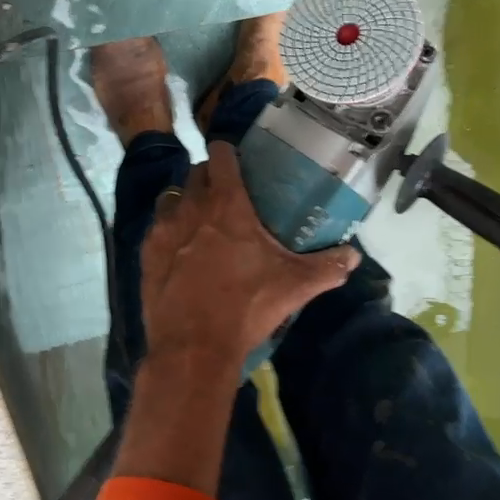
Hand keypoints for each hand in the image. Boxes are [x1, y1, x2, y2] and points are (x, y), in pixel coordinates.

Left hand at [139, 143, 359, 372]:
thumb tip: (353, 256)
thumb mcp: (295, 286)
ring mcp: (164, 230)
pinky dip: (168, 232)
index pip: (220, 155)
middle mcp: (191, 207)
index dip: (228, 153)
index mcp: (227, 203)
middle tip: (225, 194)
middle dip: (209, 177)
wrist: (194, 347)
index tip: (237, 161)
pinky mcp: (146, 254)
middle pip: (195, 173)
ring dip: (184, 201)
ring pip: (171, 197)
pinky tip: (180, 252)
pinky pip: (156, 229)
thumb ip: (327, 267)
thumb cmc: (247, 306)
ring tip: (200, 221)